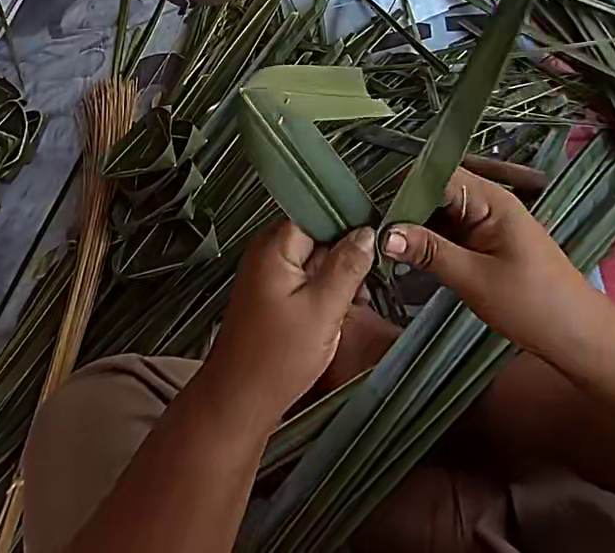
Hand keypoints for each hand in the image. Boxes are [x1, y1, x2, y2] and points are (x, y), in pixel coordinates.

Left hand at [206, 220, 375, 418]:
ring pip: (315, 258)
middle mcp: (268, 251)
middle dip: (344, 256)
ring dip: (337, 277)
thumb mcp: (323, 309)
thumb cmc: (276, 358)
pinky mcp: (273, 292)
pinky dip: (324, 291)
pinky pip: (306, 278)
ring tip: (350, 304)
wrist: (240, 400)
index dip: (346, 224)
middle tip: (362, 284)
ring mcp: (269, 272)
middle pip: (317, 235)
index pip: (317, 213)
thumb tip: (366, 232)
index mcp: (274, 245)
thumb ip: (347, 266)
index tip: (373, 240)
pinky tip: (336, 313)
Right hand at [381, 168, 598, 350]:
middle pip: (434, 190)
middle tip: (369, 226)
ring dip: (413, 224)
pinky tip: (403, 252)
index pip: (437, 176)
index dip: (403, 188)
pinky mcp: (483, 241)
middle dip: (403, 206)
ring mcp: (485, 221)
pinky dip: (426, 239)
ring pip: (437, 211)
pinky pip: (447, 229)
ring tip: (378, 239)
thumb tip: (383, 233)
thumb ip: (428, 251)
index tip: (372, 208)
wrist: (582, 340)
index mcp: (491, 199)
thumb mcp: (474, 279)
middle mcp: (486, 202)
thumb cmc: (534, 306)